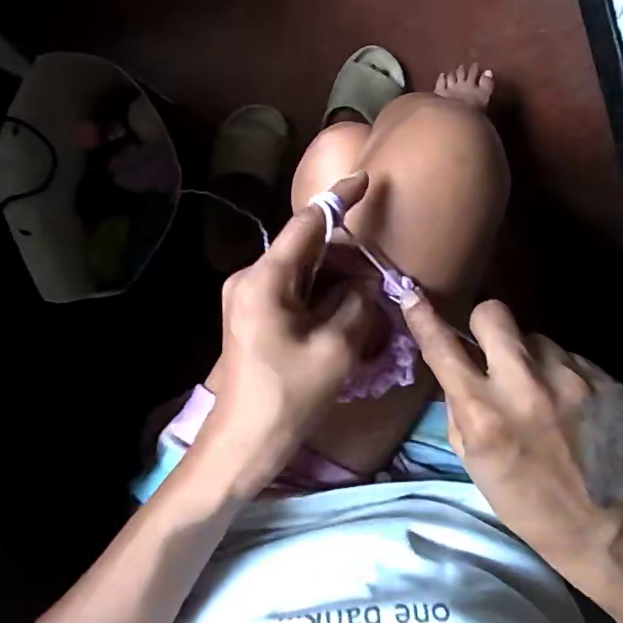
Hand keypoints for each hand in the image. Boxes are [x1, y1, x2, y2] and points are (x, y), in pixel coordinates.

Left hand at [195, 172, 382, 492]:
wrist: (242, 443)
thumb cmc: (288, 397)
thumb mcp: (336, 349)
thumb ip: (355, 304)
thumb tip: (363, 284)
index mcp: (264, 279)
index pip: (307, 224)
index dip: (339, 199)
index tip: (367, 179)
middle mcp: (249, 279)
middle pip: (306, 250)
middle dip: (345, 258)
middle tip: (380, 279)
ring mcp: (246, 297)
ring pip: (301, 273)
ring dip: (335, 282)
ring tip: (368, 303)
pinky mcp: (251, 316)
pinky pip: (292, 293)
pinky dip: (320, 298)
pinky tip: (344, 317)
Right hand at [402, 296, 622, 570]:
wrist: (602, 527)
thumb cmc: (523, 499)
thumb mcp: (471, 457)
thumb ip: (459, 404)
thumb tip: (455, 362)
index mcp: (484, 413)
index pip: (443, 348)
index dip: (423, 318)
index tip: (411, 296)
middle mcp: (525, 386)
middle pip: (493, 313)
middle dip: (484, 325)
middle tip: (490, 350)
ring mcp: (570, 378)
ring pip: (534, 335)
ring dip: (527, 356)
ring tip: (538, 391)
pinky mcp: (603, 380)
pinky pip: (566, 355)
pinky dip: (558, 372)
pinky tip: (566, 404)